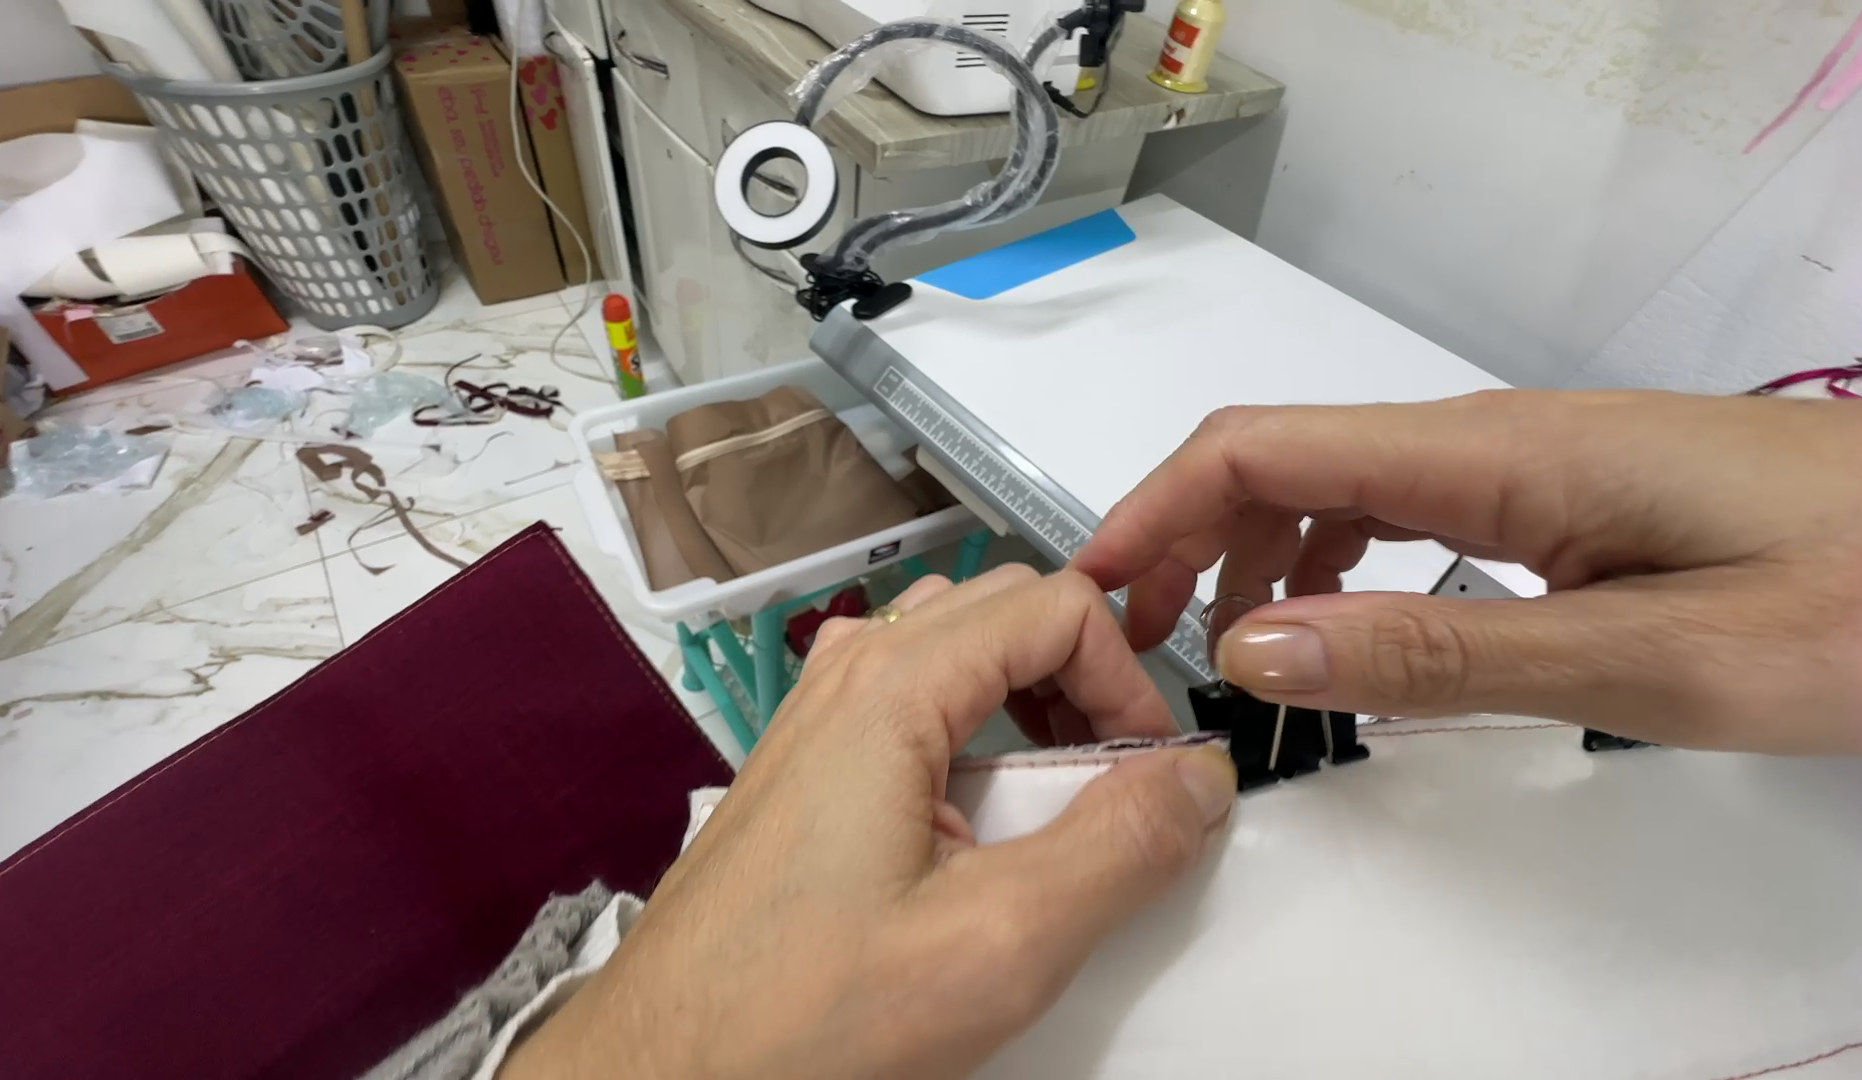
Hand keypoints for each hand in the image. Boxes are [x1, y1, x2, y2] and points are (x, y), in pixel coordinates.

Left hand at [501, 568, 1236, 1079]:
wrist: (661, 1065)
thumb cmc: (813, 1010)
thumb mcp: (995, 944)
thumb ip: (1118, 849)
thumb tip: (1200, 775)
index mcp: (896, 682)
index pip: (1056, 605)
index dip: (1126, 675)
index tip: (1148, 770)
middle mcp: (854, 661)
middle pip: (1007, 605)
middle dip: (1083, 670)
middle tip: (1110, 773)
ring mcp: (823, 695)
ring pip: (960, 633)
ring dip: (1028, 684)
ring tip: (1052, 781)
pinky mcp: (811, 738)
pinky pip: (914, 678)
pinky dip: (975, 706)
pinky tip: (976, 793)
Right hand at [1073, 390, 1861, 754]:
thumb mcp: (1661, 661)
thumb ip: (1439, 653)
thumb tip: (1250, 651)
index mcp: (1477, 455)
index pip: (1253, 449)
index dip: (1150, 508)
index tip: (1090, 584)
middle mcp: (1463, 441)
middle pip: (1262, 459)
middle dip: (1170, 537)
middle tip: (1131, 636)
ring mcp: (1489, 462)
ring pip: (1307, 486)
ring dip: (1233, 556)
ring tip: (1212, 646)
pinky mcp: (1517, 492)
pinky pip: (1367, 511)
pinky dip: (1305, 562)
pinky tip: (1316, 618)